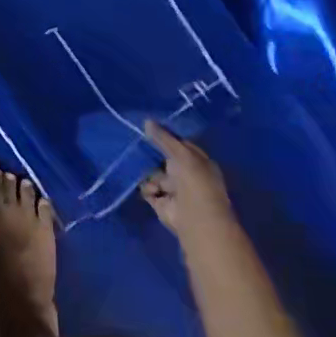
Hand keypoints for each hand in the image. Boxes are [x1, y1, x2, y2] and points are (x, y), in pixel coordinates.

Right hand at [139, 121, 235, 238]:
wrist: (194, 215)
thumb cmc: (194, 179)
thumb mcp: (181, 152)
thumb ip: (163, 138)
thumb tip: (146, 121)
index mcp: (197, 161)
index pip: (180, 145)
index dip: (166, 138)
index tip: (149, 128)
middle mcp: (186, 174)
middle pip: (164, 159)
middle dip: (152, 154)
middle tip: (138, 146)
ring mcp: (174, 189)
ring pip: (154, 174)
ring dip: (150, 174)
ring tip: (153, 176)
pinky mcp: (161, 202)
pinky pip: (149, 190)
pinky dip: (148, 188)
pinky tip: (153, 190)